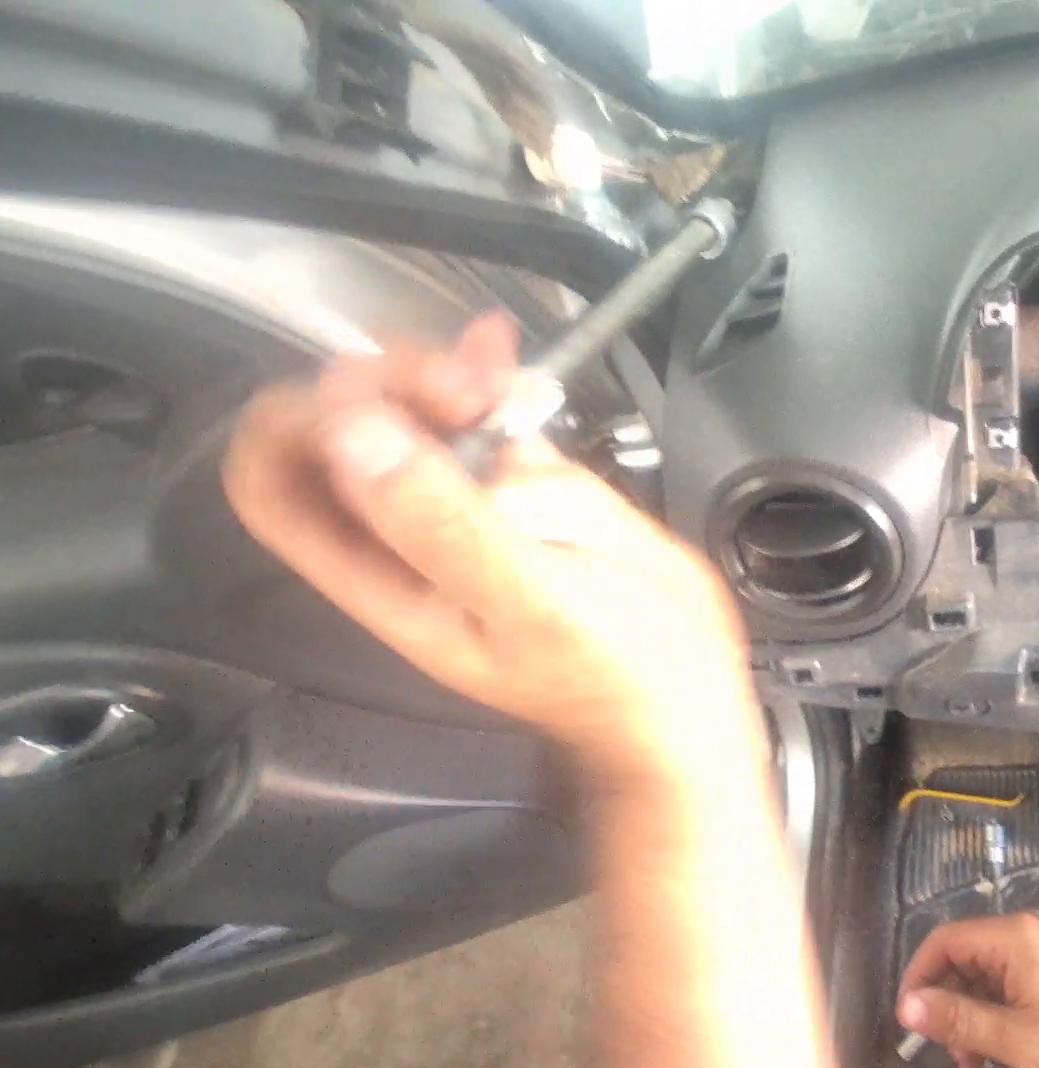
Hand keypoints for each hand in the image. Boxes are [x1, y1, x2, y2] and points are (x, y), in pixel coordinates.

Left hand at [222, 313, 761, 782]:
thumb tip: (355, 436)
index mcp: (392, 579)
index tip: (373, 396)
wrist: (690, 684)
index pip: (286, 490)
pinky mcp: (540, 498)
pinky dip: (495, 382)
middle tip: (462, 384)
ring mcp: (484, 513)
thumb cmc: (618, 667)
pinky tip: (505, 350)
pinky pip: (499, 428)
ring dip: (447, 379)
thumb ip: (448, 526)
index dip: (301, 426)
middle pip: (356, 437)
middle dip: (394, 391)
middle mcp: (422, 539)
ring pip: (429, 422)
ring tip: (497, 367)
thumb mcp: (534, 603)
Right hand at [897, 914, 1038, 1067]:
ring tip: (982, 1066)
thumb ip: (960, 1019)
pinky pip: (1017, 981)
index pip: (945, 940)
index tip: (910, 1024)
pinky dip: (1003, 1013)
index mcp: (1013, 936)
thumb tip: (907, 1005)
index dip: (919, 978)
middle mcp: (1028, 931)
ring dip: (976, 1016)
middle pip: (967, 957)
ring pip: (991, 974)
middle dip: (951, 1006)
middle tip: (957, 1060)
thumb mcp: (1019, 1038)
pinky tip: (1010, 1049)